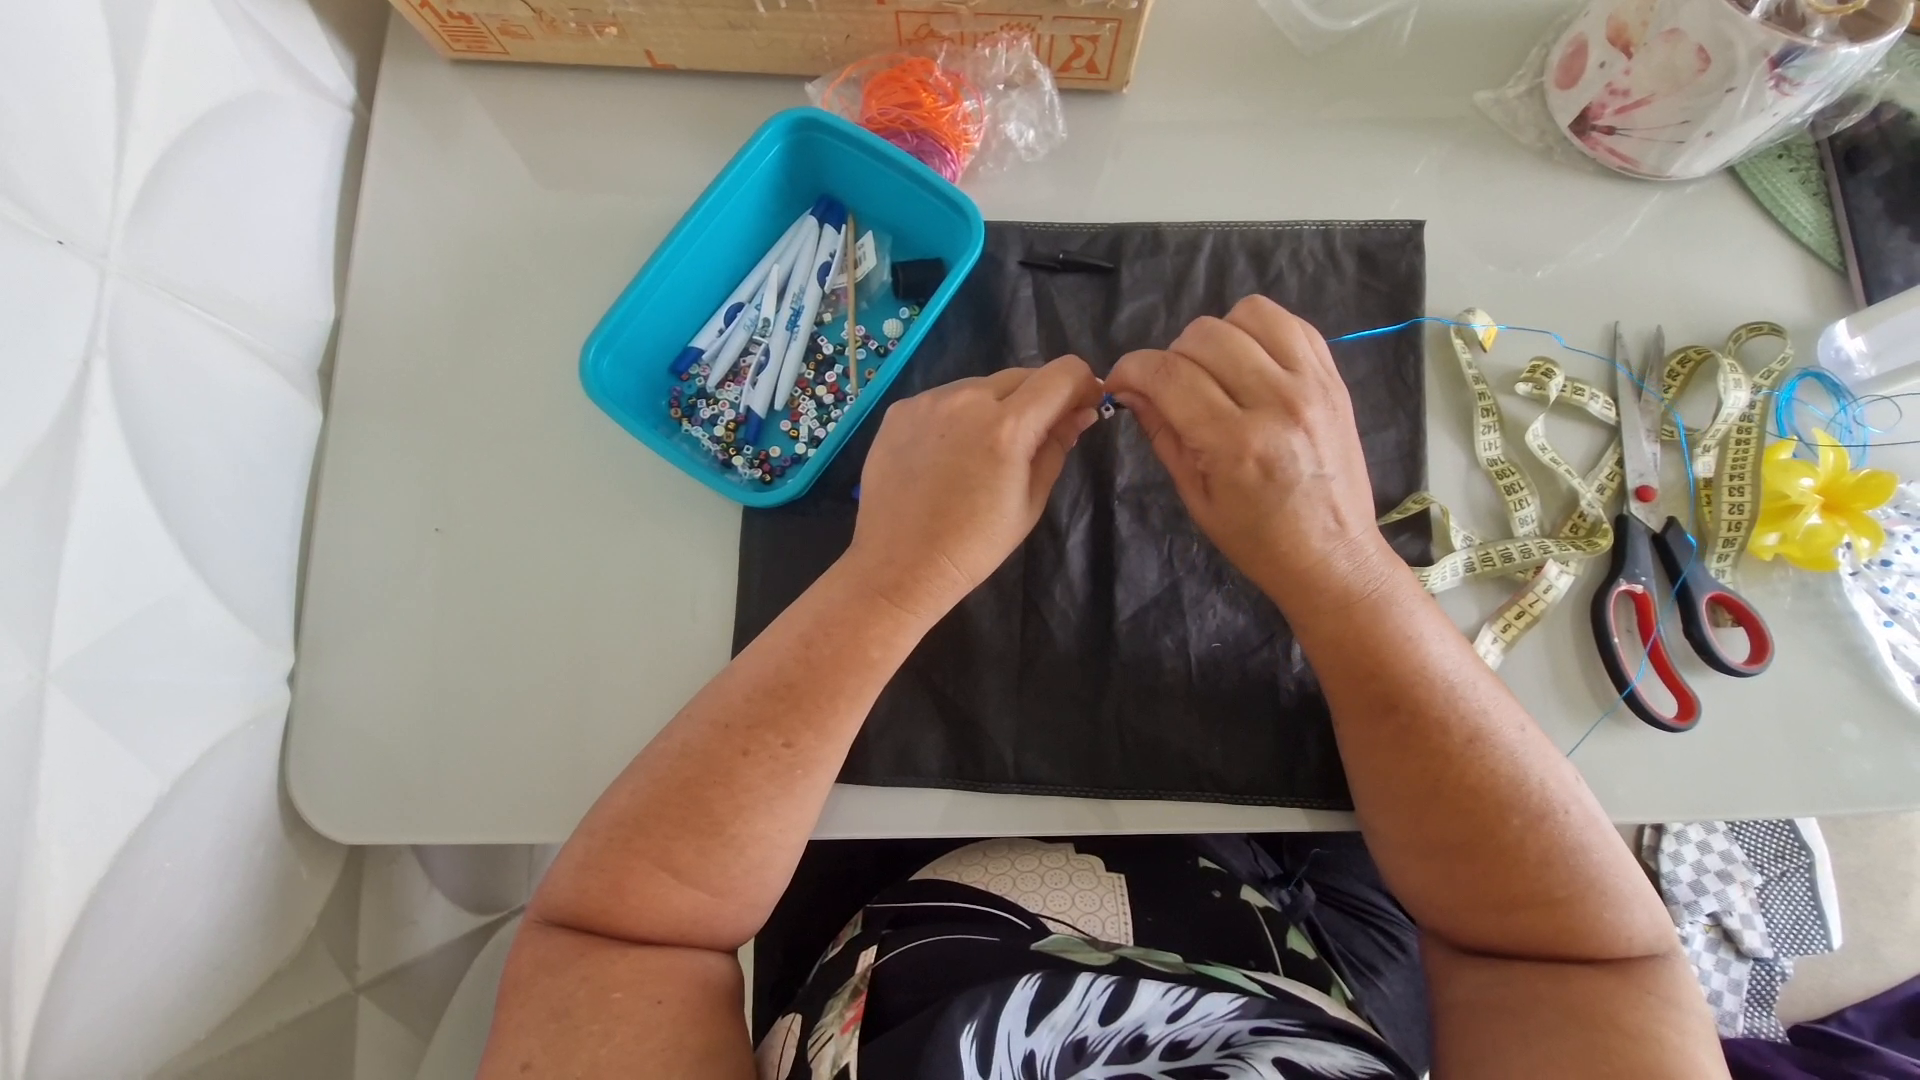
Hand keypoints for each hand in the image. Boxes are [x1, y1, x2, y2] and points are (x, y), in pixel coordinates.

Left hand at [847, 355, 1104, 619]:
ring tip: (981, 452)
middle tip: (1031, 438)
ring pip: (980, 386)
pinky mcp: (900, 410)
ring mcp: (928, 401)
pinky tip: (945, 455)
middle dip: (1038, 398)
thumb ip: (1056, 446)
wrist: (901, 564)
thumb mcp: (1030, 502)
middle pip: (1021, 376)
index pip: (1063, 373)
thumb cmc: (974, 545)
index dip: (1081, 385)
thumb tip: (1080, 412)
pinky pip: (943, 400)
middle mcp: (967, 400)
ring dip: (995, 406)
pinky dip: (957, 416)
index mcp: (1008, 426)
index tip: (1081, 407)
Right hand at [1105, 296, 1396, 613]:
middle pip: (1203, 335)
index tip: (1120, 381)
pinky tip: (1249, 363)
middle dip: (1170, 356)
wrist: (1331, 555)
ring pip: (1247, 314)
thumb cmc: (1255, 539)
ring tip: (1213, 372)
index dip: (1131, 369)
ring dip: (1216, 337)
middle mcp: (1276, 402)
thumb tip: (1129, 390)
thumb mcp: (1195, 496)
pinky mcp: (1334, 377)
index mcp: (1235, 443)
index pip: (1168, 375)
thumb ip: (1162, 433)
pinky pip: (1290, 322)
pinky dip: (1258, 332)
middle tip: (1171, 389)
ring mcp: (1312, 384)